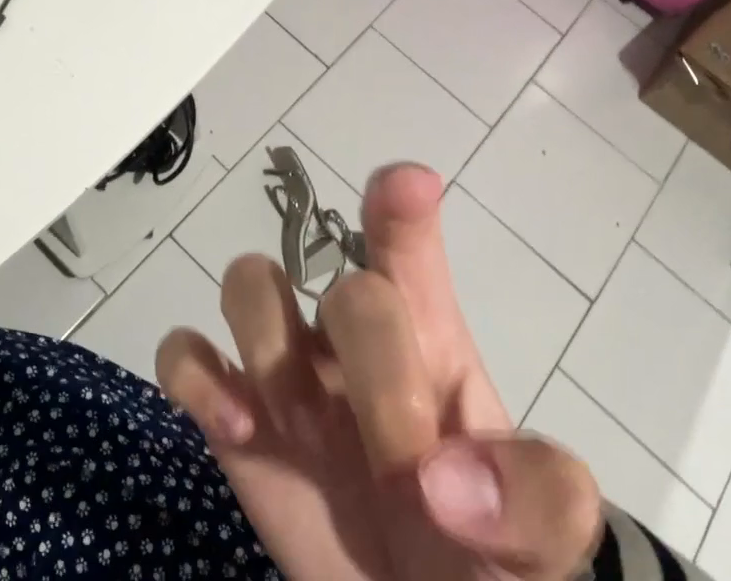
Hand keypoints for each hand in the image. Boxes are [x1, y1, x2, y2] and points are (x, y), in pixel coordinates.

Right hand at [155, 163, 602, 579]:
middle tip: (403, 460)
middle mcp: (350, 338)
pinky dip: (194, 377)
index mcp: (430, 341)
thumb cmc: (484, 550)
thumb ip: (533, 502)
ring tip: (290, 420)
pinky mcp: (230, 414)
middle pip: (343, 283)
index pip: (412, 251)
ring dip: (267, 341)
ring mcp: (286, 372)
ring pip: (248, 282)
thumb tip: (444, 479)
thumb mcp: (546, 535)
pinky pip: (184, 354)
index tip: (404, 185)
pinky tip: (234, 427)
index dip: (403, 212)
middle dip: (376, 364)